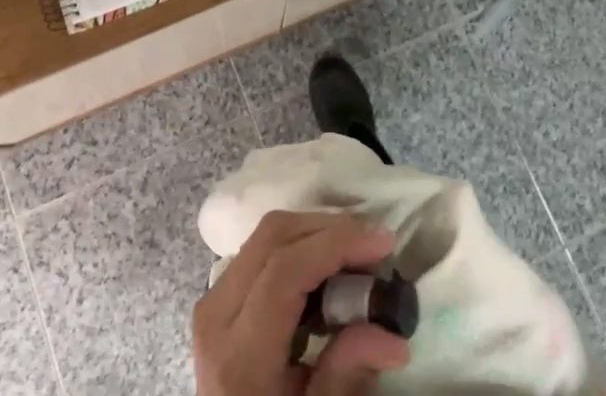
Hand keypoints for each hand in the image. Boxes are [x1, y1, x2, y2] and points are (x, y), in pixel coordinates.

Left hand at [194, 210, 410, 395]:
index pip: (284, 269)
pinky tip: (329, 269)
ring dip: (317, 233)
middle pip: (273, 237)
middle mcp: (216, 313)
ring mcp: (212, 298)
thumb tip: (393, 339)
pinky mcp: (219, 294)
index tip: (384, 244)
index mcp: (239, 353)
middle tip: (376, 247)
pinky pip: (261, 248)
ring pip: (267, 235)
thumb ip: (347, 376)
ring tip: (358, 257)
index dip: (337, 244)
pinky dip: (300, 245)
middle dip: (331, 228)